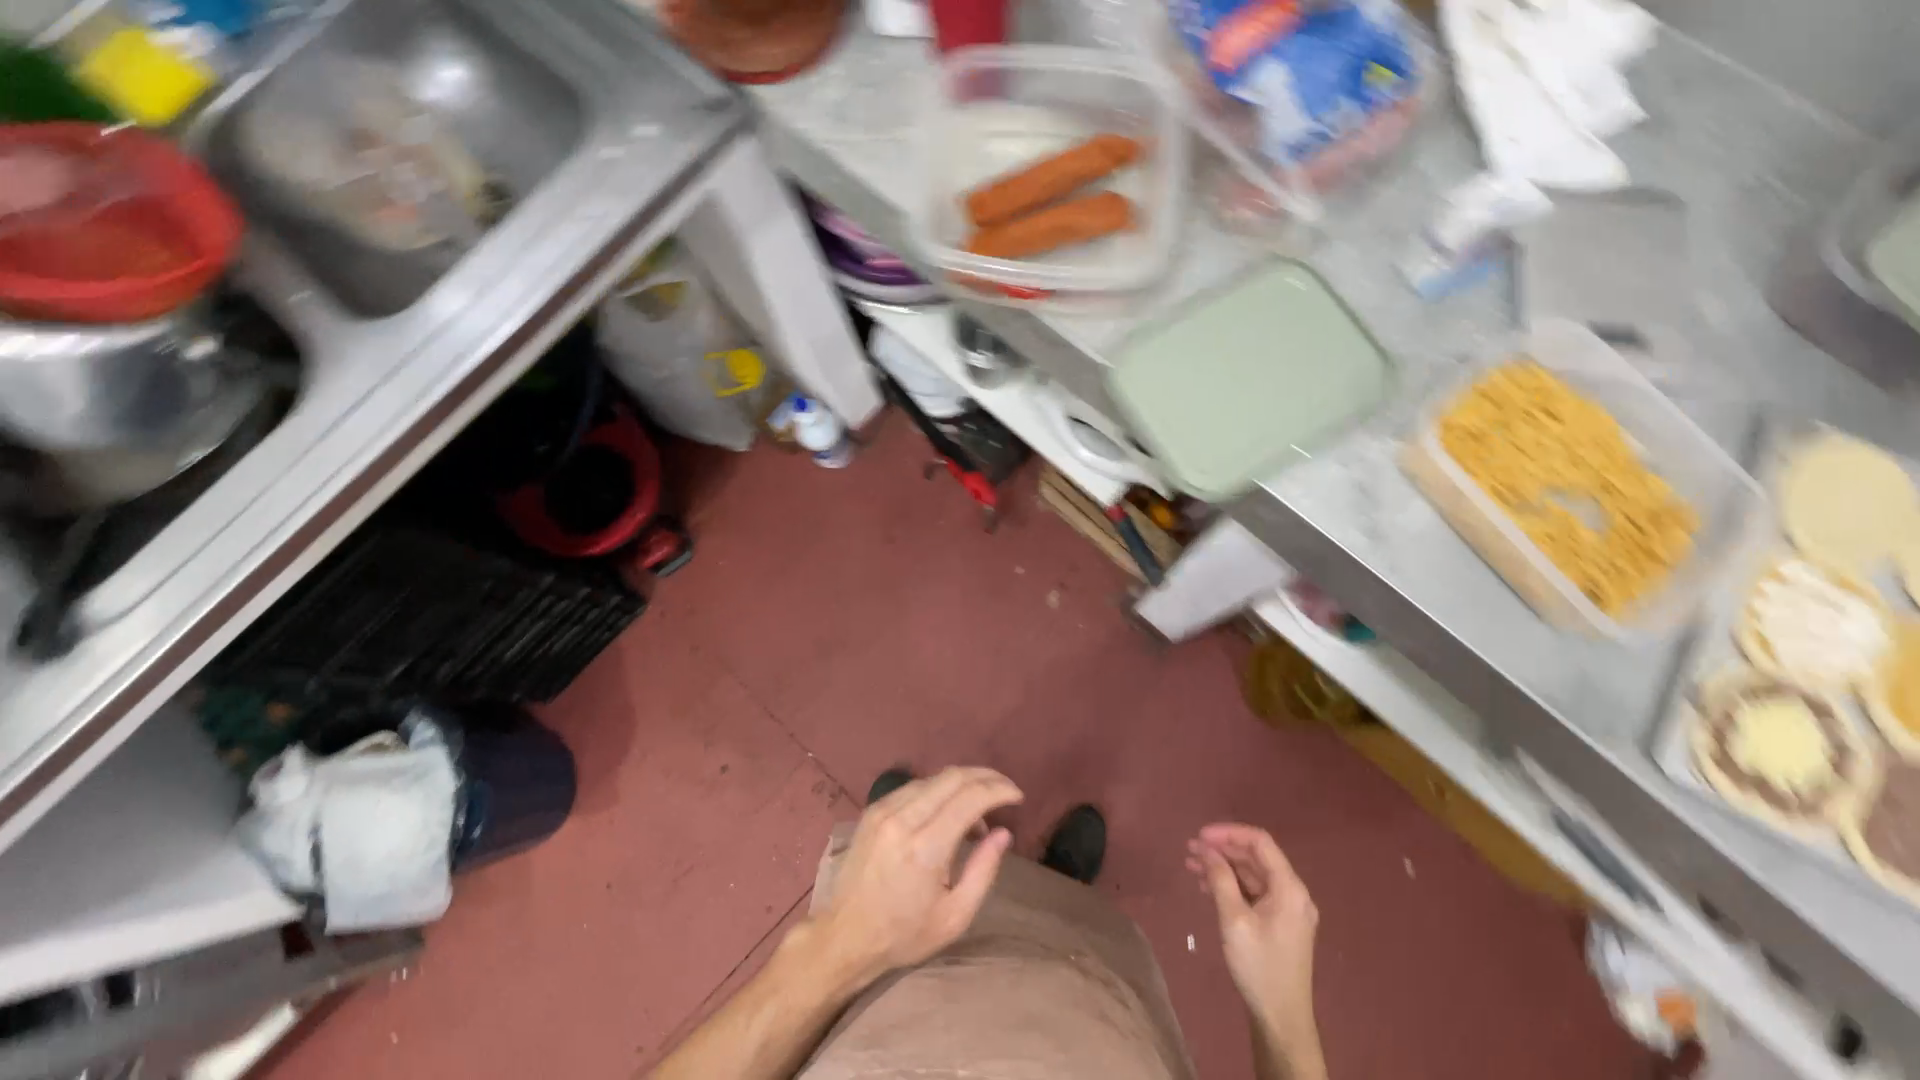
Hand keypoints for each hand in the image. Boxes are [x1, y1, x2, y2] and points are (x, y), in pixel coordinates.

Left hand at [811, 767, 1022, 985]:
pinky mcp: (872, 812)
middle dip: (985, 777)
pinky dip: (937, 791)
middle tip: (1006, 791)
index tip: (1018, 797)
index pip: (970, 797)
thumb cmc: (905, 934)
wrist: (845, 936)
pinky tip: (947, 811)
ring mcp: (883, 811)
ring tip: (978, 810)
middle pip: (952, 777)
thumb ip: (984, 870)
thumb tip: (1003, 832)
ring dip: (962, 784)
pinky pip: (913, 787)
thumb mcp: (955, 916)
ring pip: (932, 778)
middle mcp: (903, 819)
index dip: (1000, 790)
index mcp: (926, 847)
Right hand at [1186, 824, 1321, 1053]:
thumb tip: (1205, 848)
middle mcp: (1293, 892)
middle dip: (1222, 849)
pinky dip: (1232, 886)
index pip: (1260, 842)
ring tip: (1191, 865)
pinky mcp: (1280, 922)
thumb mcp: (1234, 920)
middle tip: (1189, 849)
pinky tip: (1207, 887)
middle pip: (1256, 857)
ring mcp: (1287, 908)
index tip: (1199, 835)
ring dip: (1224, 867)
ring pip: (1253, 875)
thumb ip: (1220, 879)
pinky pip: (1255, 893)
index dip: (1229, 833)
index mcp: (1289, 887)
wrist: (1281, 1015)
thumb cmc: (1258, 965)